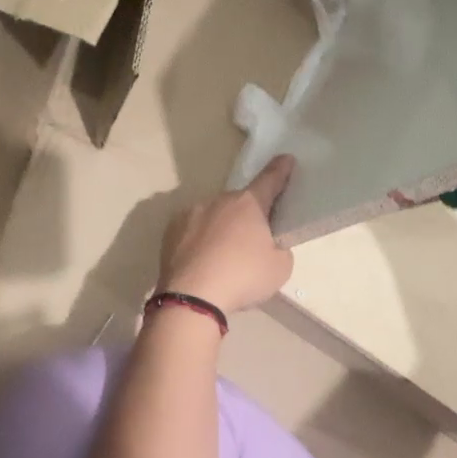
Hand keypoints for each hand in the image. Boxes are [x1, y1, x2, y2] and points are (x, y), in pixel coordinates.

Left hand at [158, 156, 295, 313]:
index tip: (286, 160)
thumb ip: (279, 248)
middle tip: (250, 242)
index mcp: (249, 204)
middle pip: (239, 203)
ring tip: (221, 258)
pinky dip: (199, 240)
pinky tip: (201, 261)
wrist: (192, 297)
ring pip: (213, 216)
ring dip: (220, 228)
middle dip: (246, 216)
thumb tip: (267, 244)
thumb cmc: (243, 278)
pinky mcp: (170, 231)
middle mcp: (218, 200)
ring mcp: (191, 213)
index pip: (270, 180)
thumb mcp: (280, 267)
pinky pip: (192, 230)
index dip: (281, 170)